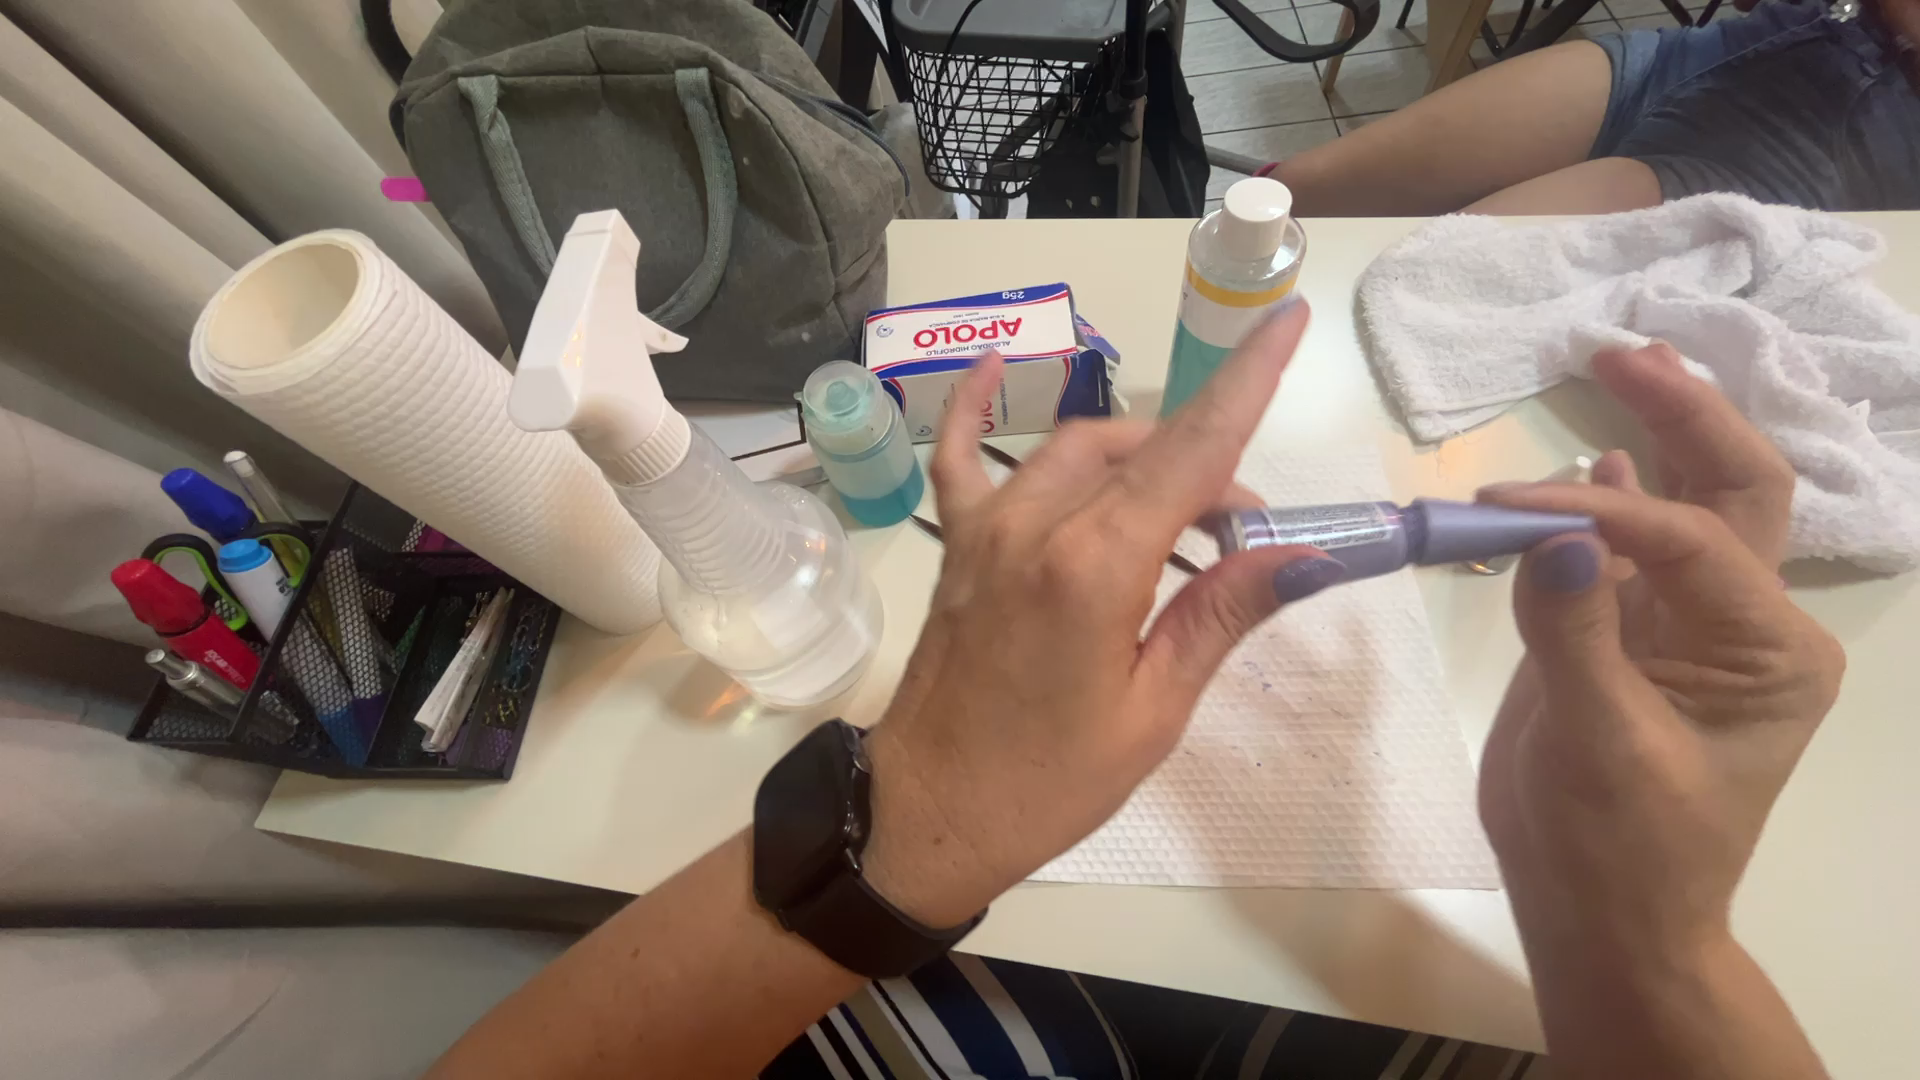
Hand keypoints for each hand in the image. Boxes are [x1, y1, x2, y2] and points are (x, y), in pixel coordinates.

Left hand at [860, 302, 1342, 926]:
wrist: (932, 811)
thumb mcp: (1152, 710)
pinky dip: (975, 409)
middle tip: (1240, 528)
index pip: (1189, 454)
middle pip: (1139, 452)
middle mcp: (1035, 526)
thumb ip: (1219, 614)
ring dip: (1136, 453)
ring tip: (1175, 502)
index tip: (1287, 322)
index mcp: (1094, 567)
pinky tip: (996, 365)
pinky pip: (957, 457)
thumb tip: (1302, 552)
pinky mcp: (955, 545)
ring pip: (1073, 449)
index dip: (1246, 383)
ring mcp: (985, 528)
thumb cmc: (1050, 782)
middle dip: (1205, 464)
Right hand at [1476, 343, 1844, 960]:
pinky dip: (1608, 499)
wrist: (1595, 897)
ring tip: (1619, 371)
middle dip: (1685, 416)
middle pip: (1729, 494)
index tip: (1496, 503)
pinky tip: (1596, 460)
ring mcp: (1678, 626)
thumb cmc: (1616, 838)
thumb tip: (1553, 533)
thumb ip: (1577, 631)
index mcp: (1764, 649)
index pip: (1682, 540)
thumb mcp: (1602, 742)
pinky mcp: (1621, 635)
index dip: (1591, 509)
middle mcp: (1736, 622)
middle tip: (1625, 352)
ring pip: (1678, 511)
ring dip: (1653, 439)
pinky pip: (1624, 551)